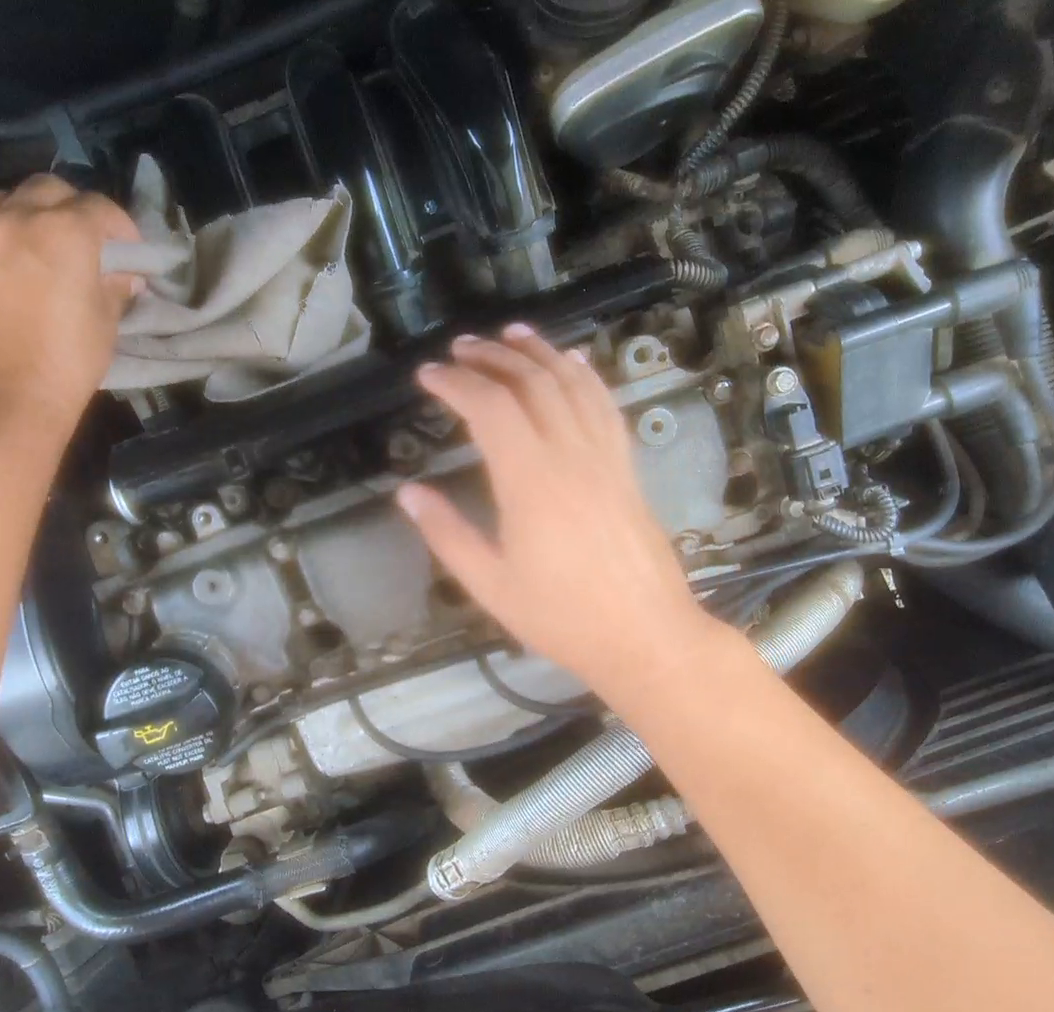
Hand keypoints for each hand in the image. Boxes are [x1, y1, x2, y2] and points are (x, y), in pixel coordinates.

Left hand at [0, 174, 141, 421]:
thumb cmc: (66, 360)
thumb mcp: (105, 323)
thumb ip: (114, 288)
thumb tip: (121, 276)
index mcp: (66, 231)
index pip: (100, 208)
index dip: (121, 227)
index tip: (131, 253)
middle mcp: (19, 219)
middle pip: (50, 190)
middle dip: (74, 207)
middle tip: (88, 240)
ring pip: (9, 199)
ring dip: (32, 212)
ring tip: (46, 244)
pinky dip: (6, 235)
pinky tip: (18, 265)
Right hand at [396, 325, 729, 700]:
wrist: (646, 636)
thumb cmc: (562, 618)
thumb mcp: (490, 586)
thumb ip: (447, 535)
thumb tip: (407, 492)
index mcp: (530, 481)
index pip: (489, 408)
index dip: (455, 383)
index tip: (427, 374)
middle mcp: (570, 456)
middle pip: (531, 384)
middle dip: (492, 358)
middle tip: (460, 348)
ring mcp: (605, 458)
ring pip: (572, 386)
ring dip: (540, 354)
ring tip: (512, 334)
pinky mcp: (627, 469)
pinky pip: (606, 408)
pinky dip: (586, 377)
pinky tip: (575, 363)